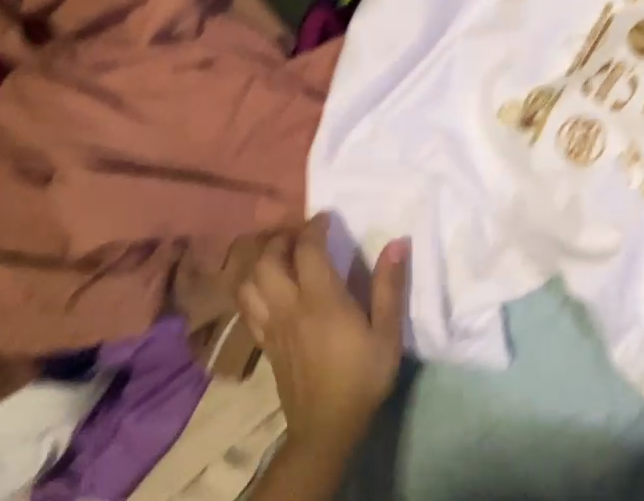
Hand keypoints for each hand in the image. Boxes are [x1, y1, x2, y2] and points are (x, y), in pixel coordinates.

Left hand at [238, 213, 409, 448]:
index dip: (314, 228)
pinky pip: (246, 307)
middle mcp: (289, 308)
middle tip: (301, 233)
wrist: (327, 426)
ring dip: (258, 261)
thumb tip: (398, 242)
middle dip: (280, 239)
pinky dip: (250, 287)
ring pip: (248, 284)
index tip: (326, 217)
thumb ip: (389, 286)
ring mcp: (271, 327)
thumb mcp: (387, 331)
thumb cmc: (363, 375)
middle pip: (267, 262)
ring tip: (278, 254)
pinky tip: (265, 286)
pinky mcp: (264, 344)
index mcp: (321, 301)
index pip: (307, 251)